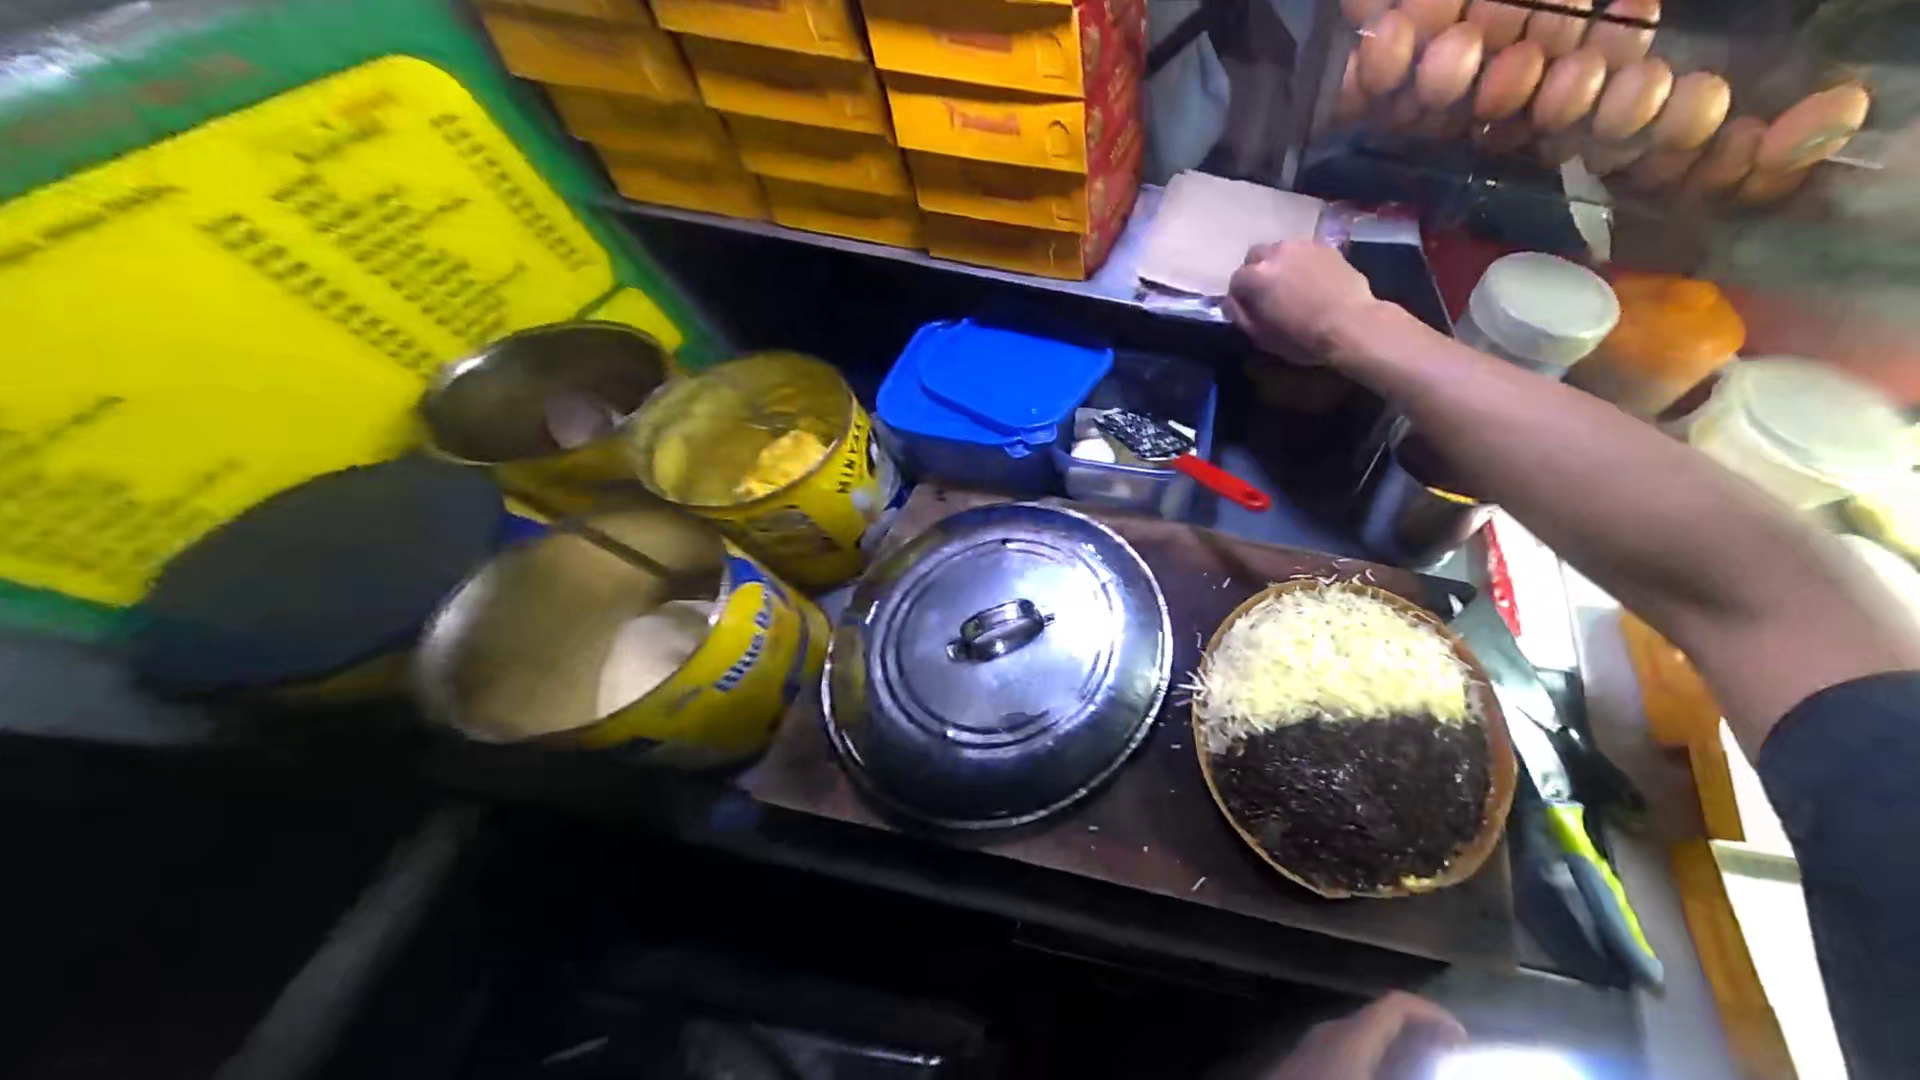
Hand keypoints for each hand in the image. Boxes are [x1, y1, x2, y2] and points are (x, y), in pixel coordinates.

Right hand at [1226, 239, 1380, 363]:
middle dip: (1257, 272)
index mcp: (1255, 276)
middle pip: (1255, 256)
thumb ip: (1239, 315)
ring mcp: (1303, 245)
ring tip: (1289, 284)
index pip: (1235, 280)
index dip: (1240, 296)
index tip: (1249, 309)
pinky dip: (1300, 262)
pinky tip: (1309, 279)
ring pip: (1280, 250)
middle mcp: (1276, 252)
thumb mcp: (1260, 336)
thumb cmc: (1301, 337)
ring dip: (1279, 264)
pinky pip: (1303, 251)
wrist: (1351, 324)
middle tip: (1267, 293)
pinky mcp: (1326, 246)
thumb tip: (1232, 301)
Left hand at [1268, 992, 1467, 1079]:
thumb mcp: (1369, 1072)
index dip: (1432, 1014)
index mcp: (1350, 1037)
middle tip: (1453, 1059)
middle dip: (1418, 1035)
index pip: (1395, 1005)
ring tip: (1426, 1069)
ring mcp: (1313, 1048)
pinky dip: (1375, 1061)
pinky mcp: (1306, 1066)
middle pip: (1380, 1020)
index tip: (1464, 1038)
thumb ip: (1409, 1070)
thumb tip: (1431, 1064)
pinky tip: (1387, 1073)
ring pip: (1364, 1038)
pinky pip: (1349, 1054)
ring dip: (1396, 1051)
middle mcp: (1330, 1032)